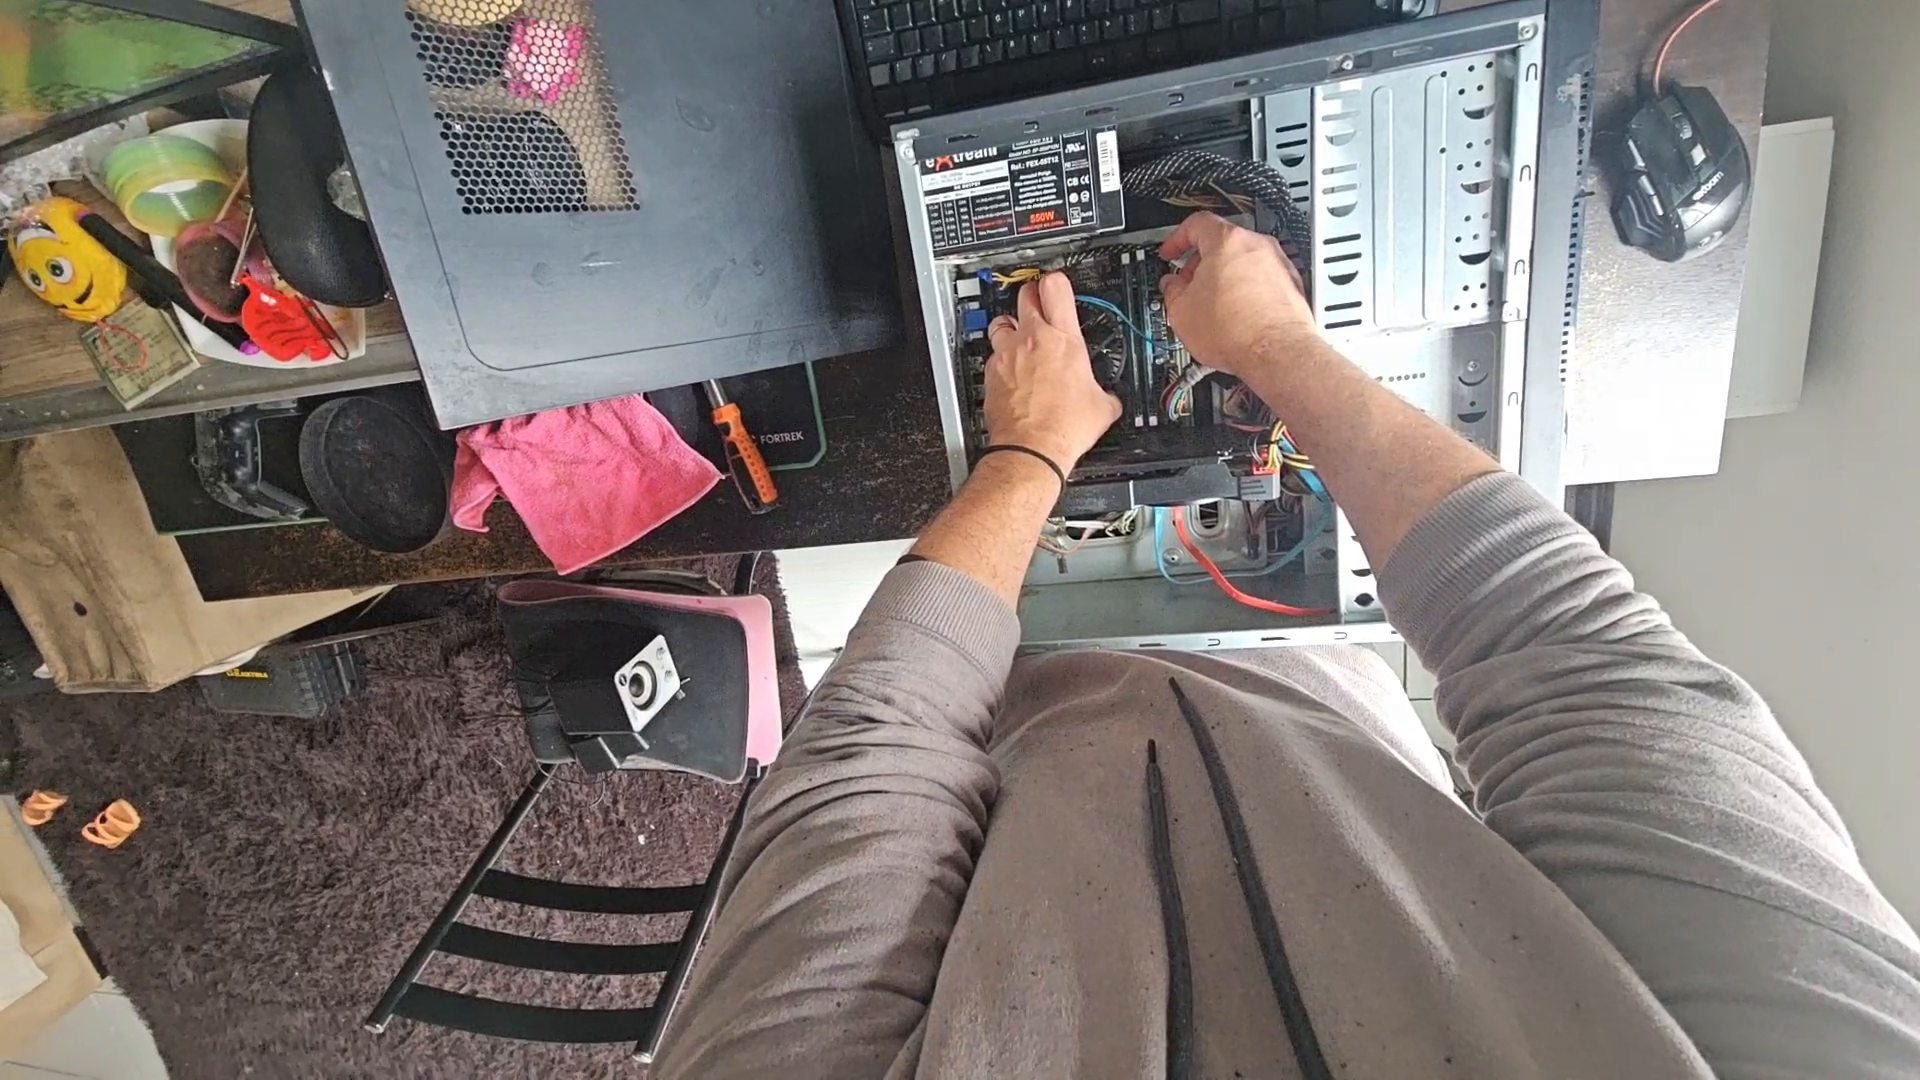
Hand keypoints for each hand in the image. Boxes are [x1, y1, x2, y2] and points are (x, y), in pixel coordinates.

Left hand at [984, 272, 1121, 472]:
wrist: (1031, 449)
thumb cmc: (1063, 429)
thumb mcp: (1103, 407)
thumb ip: (1105, 392)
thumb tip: (1110, 398)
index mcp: (1064, 340)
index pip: (1056, 287)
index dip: (1057, 281)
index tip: (1058, 286)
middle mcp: (1032, 340)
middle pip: (1025, 295)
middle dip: (1032, 295)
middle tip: (1039, 304)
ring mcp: (1007, 355)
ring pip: (1001, 322)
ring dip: (1010, 326)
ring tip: (1019, 338)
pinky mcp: (990, 374)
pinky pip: (992, 356)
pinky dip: (1000, 359)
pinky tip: (1010, 372)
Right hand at [1157, 211, 1318, 381]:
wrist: (1274, 352)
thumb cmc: (1236, 331)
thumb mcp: (1182, 312)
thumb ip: (1172, 290)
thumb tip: (1172, 285)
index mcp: (1226, 242)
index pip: (1196, 224)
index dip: (1177, 238)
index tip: (1171, 253)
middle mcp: (1256, 245)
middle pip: (1221, 242)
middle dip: (1200, 263)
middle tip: (1187, 285)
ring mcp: (1277, 263)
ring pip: (1242, 262)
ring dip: (1223, 278)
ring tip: (1211, 307)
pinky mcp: (1290, 283)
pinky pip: (1259, 279)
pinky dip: (1244, 291)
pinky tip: (1233, 316)